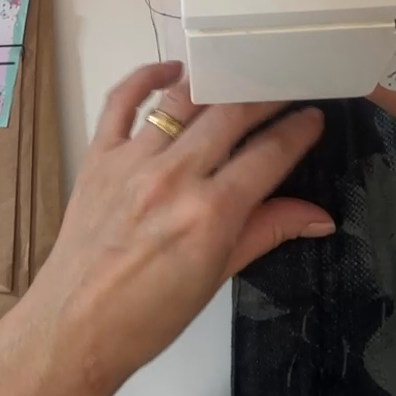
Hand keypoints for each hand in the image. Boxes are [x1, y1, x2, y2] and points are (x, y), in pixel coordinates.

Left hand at [11, 60, 330, 395]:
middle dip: (265, 98)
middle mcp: (174, 176)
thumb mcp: (217, 277)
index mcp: (210, 213)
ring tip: (237, 76)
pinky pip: (121, 101)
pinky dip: (145, 77)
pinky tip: (171, 69)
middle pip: (231, 117)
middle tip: (283, 88)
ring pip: (183, 102)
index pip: (268, 156)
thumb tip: (319, 216)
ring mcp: (132, 160)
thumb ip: (266, 232)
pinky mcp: (99, 154)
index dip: (297, 131)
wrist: (75, 326)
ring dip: (215, 84)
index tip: (312, 116)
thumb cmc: (149, 314)